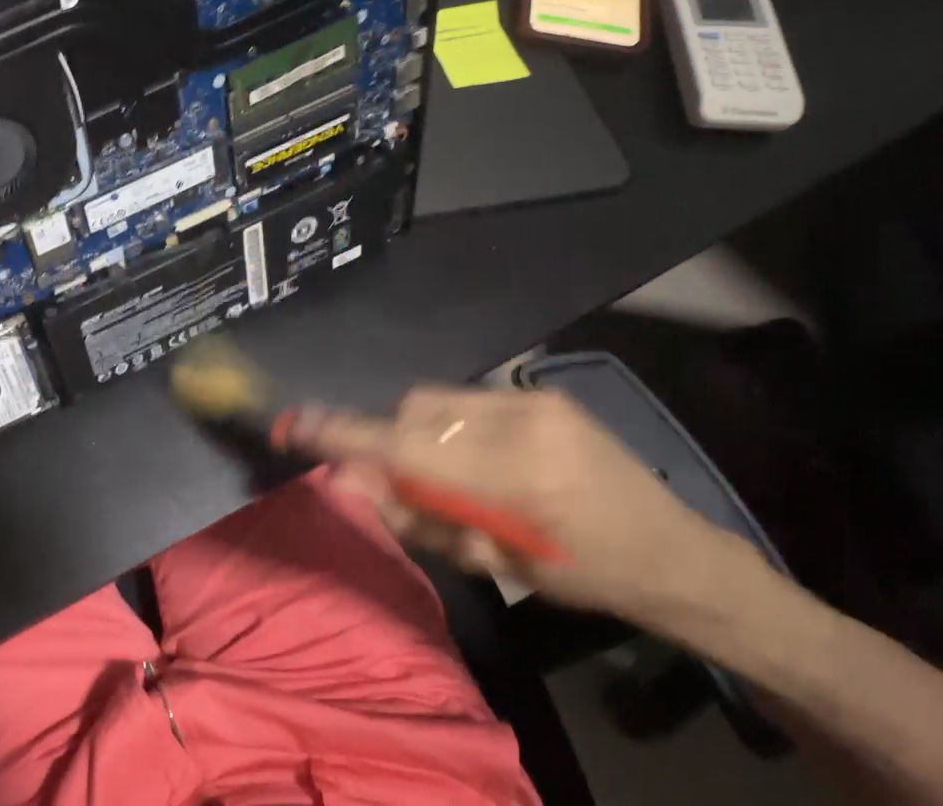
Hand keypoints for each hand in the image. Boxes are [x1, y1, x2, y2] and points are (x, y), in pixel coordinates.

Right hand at [293, 386, 754, 627]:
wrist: (675, 553)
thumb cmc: (580, 575)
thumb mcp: (492, 562)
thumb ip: (414, 514)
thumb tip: (344, 478)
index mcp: (516, 480)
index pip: (405, 448)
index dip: (344, 435)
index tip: (293, 425)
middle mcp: (523, 425)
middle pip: (412, 413)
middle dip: (388, 441)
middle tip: (398, 482)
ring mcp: (535, 401)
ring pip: (432, 401)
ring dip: (419, 432)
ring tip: (451, 473)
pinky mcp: (541, 393)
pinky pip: (462, 398)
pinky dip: (449, 424)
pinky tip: (479, 456)